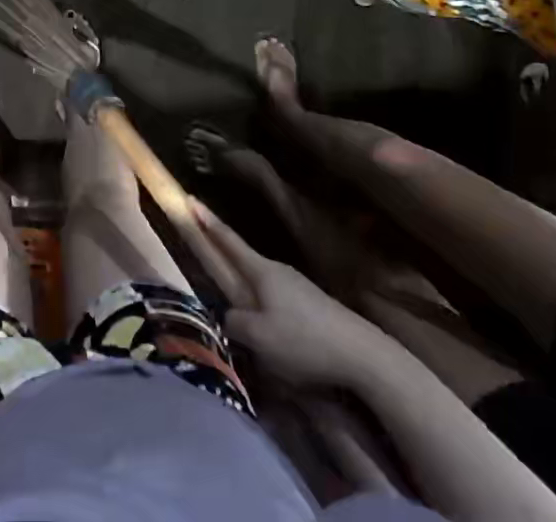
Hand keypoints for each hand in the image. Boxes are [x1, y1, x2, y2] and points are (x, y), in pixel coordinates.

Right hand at [192, 198, 407, 389]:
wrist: (365, 356)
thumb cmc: (304, 340)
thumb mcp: (257, 337)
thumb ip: (233, 322)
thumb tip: (230, 316)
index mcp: (261, 271)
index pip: (227, 240)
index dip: (206, 222)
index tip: (190, 199)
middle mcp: (278, 271)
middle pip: (243, 263)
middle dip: (224, 262)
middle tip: (207, 267)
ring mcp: (298, 287)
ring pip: (261, 286)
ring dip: (247, 296)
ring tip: (241, 323)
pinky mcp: (313, 306)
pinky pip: (277, 302)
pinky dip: (266, 312)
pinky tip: (271, 336)